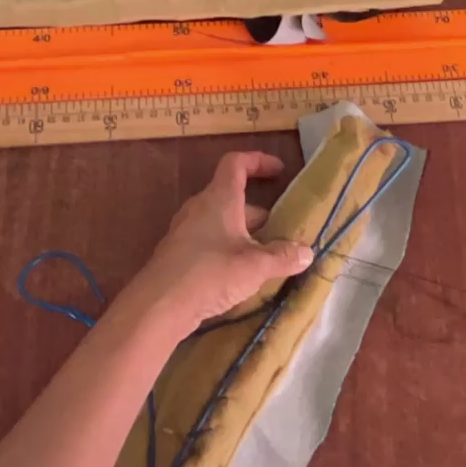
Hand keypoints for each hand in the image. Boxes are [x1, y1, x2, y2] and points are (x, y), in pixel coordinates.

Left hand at [125, 152, 314, 333]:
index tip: (280, 171)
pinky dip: (229, 248)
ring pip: (222, 221)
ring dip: (245, 233)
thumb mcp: (255, 266)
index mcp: (219, 198)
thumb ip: (282, 257)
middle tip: (281, 229)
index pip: (236, 163)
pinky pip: (210, 240)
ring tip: (267, 256)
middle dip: (259, 211)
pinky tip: (241, 274)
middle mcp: (200, 207)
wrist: (159, 305)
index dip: (258, 161)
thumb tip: (307, 252)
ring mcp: (186, 230)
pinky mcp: (179, 253)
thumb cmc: (209, 272)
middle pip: (232, 196)